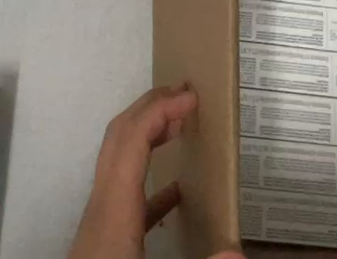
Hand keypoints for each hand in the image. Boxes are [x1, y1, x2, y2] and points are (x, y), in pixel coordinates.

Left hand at [67, 84, 243, 258]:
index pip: (131, 140)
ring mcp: (97, 228)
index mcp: (112, 215)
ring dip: (147, 137)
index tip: (191, 96)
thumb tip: (239, 252)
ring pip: (117, 164)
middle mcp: (99, 212)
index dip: (159, 110)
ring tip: (182, 127)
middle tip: (186, 94)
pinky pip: (124, 199)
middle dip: (149, 109)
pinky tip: (179, 194)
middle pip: (117, 139)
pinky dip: (151, 183)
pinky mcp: (102, 245)